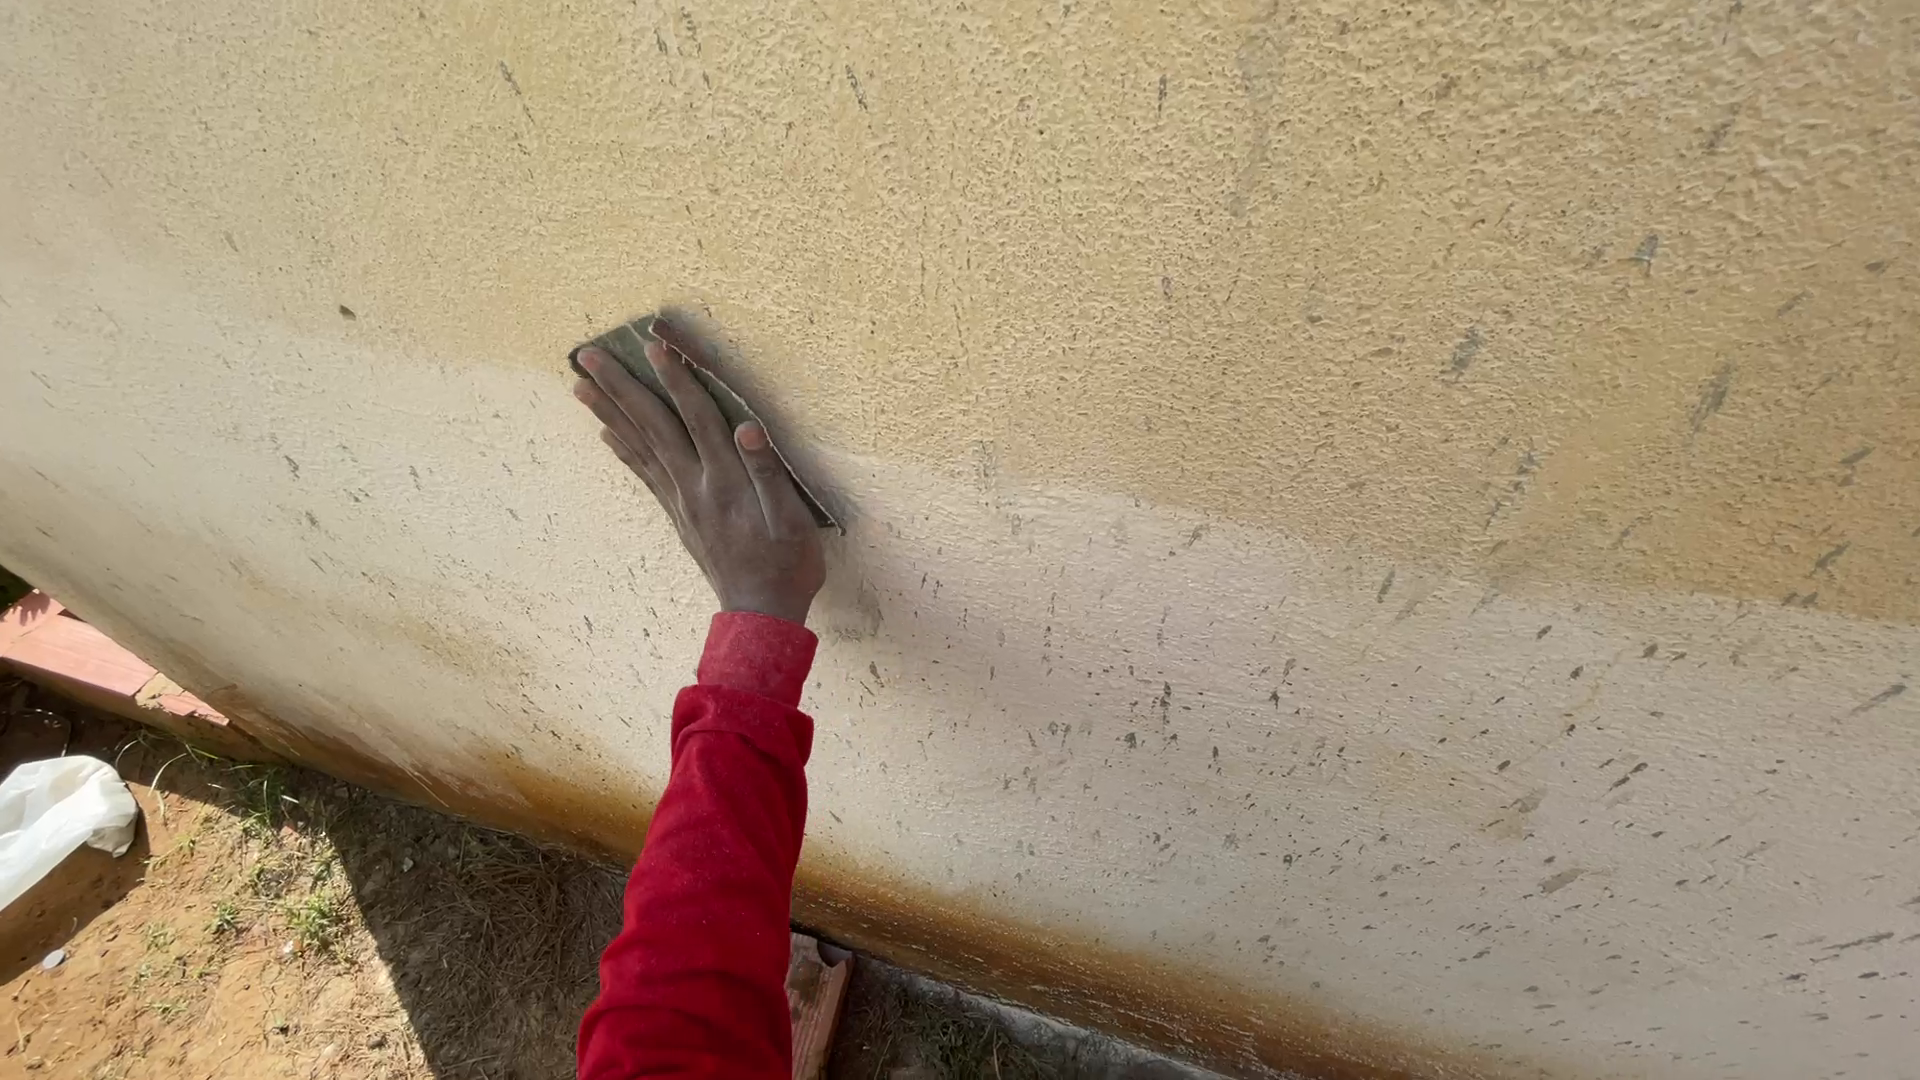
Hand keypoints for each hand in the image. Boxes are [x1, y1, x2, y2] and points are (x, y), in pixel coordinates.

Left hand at [572, 322, 825, 625]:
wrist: (760, 613)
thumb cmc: (786, 565)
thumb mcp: (792, 520)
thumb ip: (769, 472)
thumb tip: (748, 428)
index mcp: (726, 482)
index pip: (697, 419)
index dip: (677, 381)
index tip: (653, 345)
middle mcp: (695, 487)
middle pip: (653, 428)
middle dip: (621, 388)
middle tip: (585, 355)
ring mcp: (682, 503)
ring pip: (640, 448)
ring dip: (610, 414)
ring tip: (579, 386)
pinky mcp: (679, 517)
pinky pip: (645, 476)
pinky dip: (624, 451)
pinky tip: (607, 435)